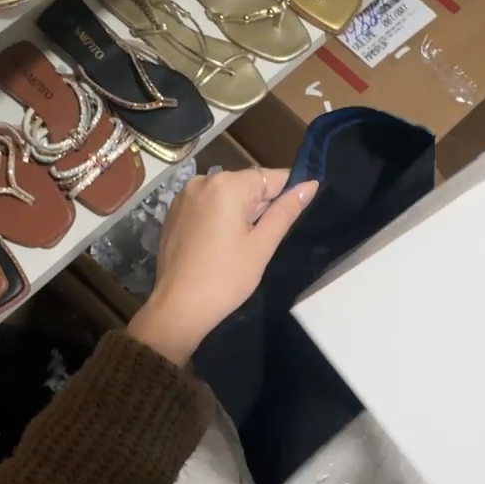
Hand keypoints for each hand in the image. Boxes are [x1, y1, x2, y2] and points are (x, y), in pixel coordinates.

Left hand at [127, 168, 317, 364]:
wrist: (179, 306)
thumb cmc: (226, 278)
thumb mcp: (262, 245)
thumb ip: (286, 211)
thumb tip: (309, 185)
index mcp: (227, 185)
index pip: (272, 177)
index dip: (288, 194)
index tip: (293, 217)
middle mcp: (203, 180)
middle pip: (248, 184)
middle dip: (261, 206)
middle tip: (263, 241)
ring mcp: (185, 195)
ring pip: (228, 195)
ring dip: (241, 213)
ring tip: (241, 245)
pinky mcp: (175, 211)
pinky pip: (208, 205)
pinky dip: (220, 218)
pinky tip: (220, 244)